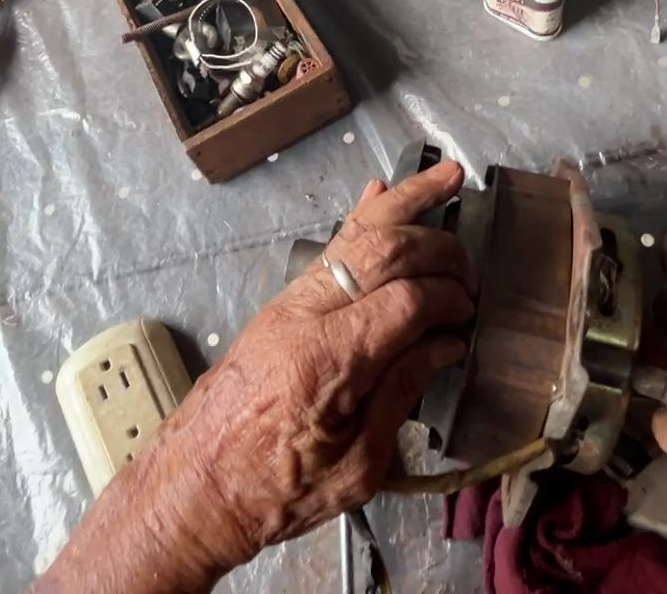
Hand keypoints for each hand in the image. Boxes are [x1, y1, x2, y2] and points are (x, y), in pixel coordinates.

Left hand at [38, 161, 474, 591]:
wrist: (197, 482)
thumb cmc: (275, 490)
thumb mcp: (357, 466)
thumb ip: (402, 393)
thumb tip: (446, 344)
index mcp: (328, 362)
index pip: (405, 301)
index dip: (448, 299)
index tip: (469, 315)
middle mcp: (308, 314)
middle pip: (383, 250)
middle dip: (438, 248)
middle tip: (469, 271)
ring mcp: (292, 299)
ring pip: (356, 233)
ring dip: (405, 201)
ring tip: (446, 177)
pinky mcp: (285, 299)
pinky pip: (331, 247)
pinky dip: (362, 216)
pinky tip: (380, 191)